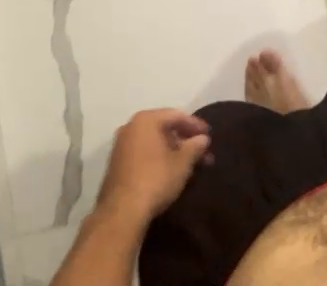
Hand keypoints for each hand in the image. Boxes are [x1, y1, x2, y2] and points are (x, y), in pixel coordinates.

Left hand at [95, 109, 212, 221]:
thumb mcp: (182, 163)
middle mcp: (130, 126)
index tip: (209, 136)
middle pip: (164, 127)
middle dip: (185, 140)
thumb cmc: (155, 179)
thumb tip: (203, 139)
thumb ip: (195, 147)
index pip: (176, 115)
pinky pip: (143, 152)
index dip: (195, 125)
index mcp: (146, 120)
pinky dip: (159, 157)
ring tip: (189, 164)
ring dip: (173, 150)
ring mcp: (121, 144)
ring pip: (153, 141)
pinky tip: (170, 171)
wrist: (121, 211)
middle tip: (203, 154)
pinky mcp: (117, 162)